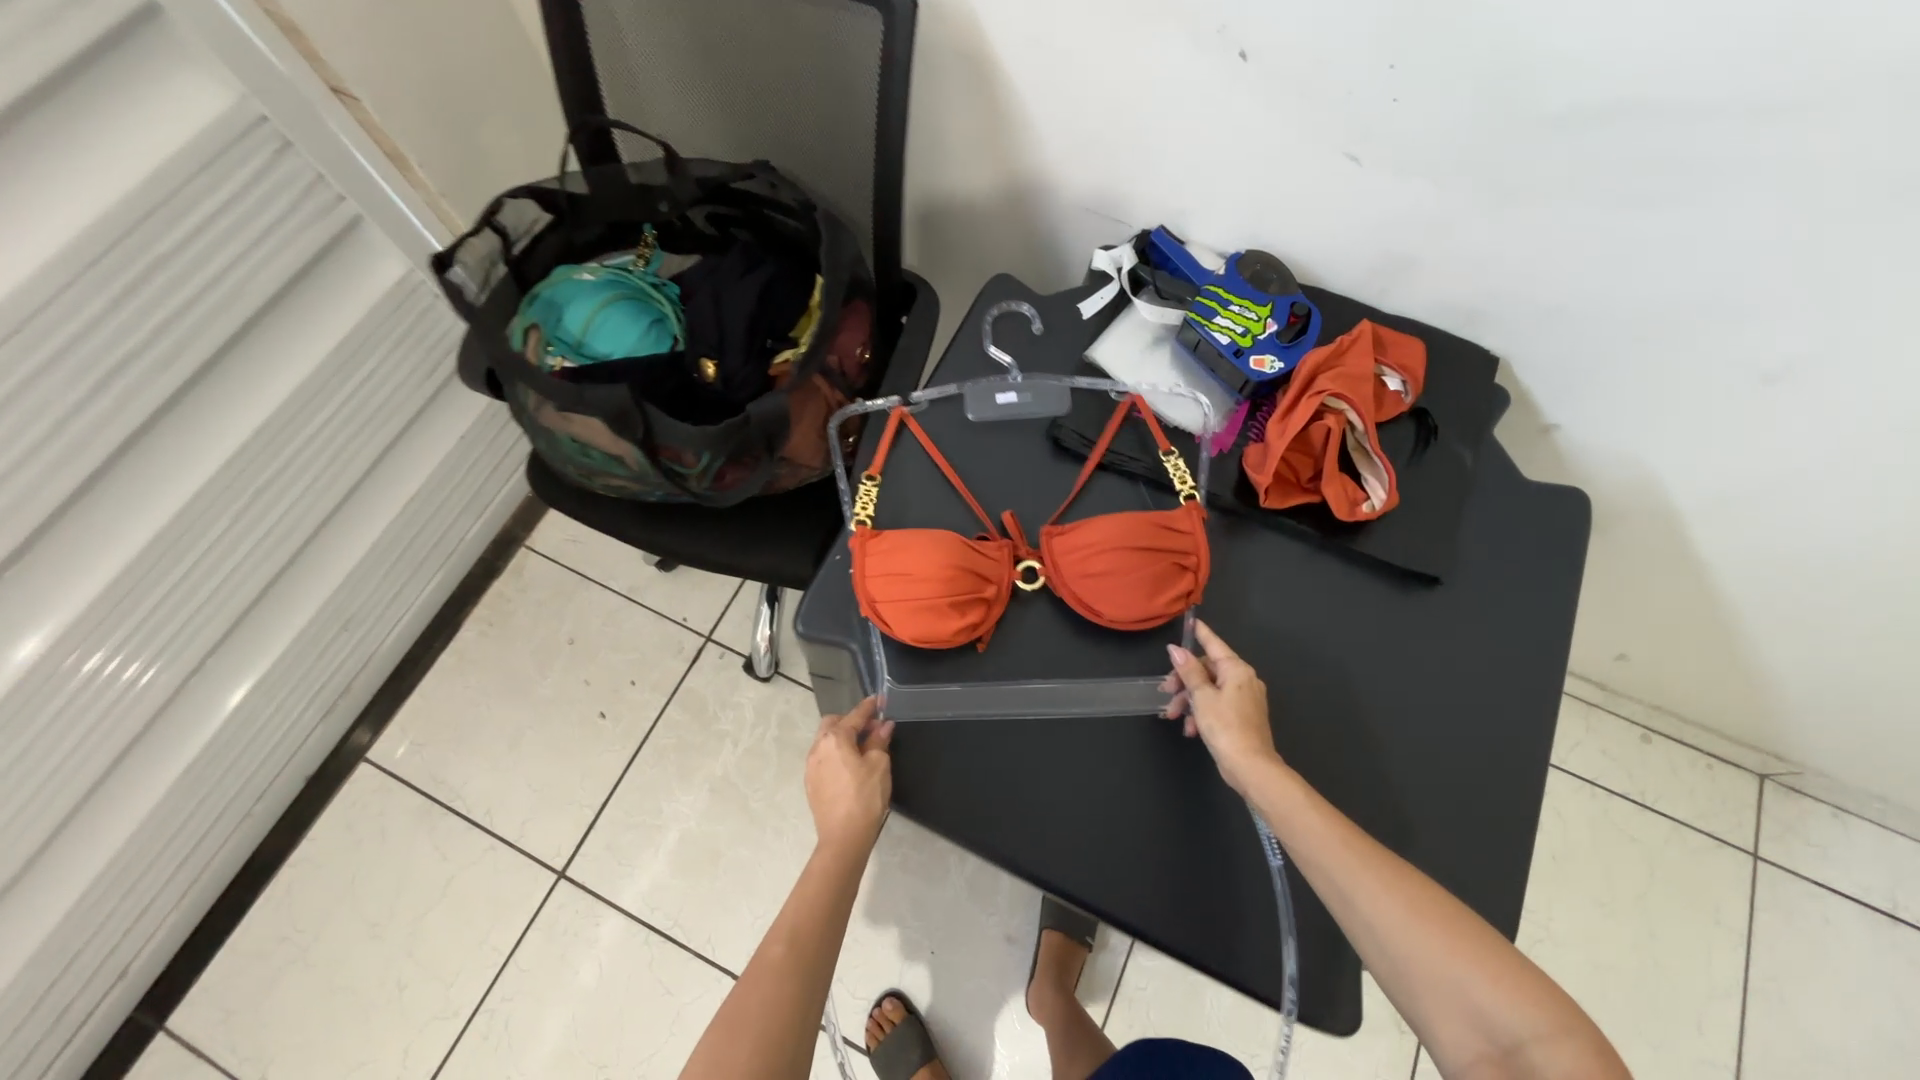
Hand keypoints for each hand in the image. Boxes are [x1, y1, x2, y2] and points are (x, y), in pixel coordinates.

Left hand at [805, 697, 895, 855]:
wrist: (844, 837)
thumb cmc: (865, 797)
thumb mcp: (879, 765)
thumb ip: (878, 741)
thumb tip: (882, 726)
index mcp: (834, 739)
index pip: (854, 716)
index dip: (869, 708)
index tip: (879, 700)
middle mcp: (817, 748)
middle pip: (832, 724)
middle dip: (850, 721)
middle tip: (872, 729)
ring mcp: (811, 767)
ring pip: (825, 742)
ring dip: (842, 738)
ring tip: (862, 748)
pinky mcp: (811, 784)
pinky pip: (823, 759)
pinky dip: (836, 754)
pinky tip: (850, 766)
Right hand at [1162, 621, 1282, 793]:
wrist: (1251, 766)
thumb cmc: (1225, 727)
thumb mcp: (1202, 697)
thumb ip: (1189, 671)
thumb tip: (1176, 649)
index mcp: (1237, 671)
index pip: (1215, 645)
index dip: (1201, 634)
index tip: (1192, 622)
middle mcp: (1245, 680)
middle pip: (1208, 670)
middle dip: (1185, 682)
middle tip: (1166, 693)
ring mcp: (1246, 700)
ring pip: (1210, 690)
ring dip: (1190, 701)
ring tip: (1175, 716)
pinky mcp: (1243, 717)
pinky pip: (1218, 706)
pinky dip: (1202, 713)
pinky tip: (1191, 729)